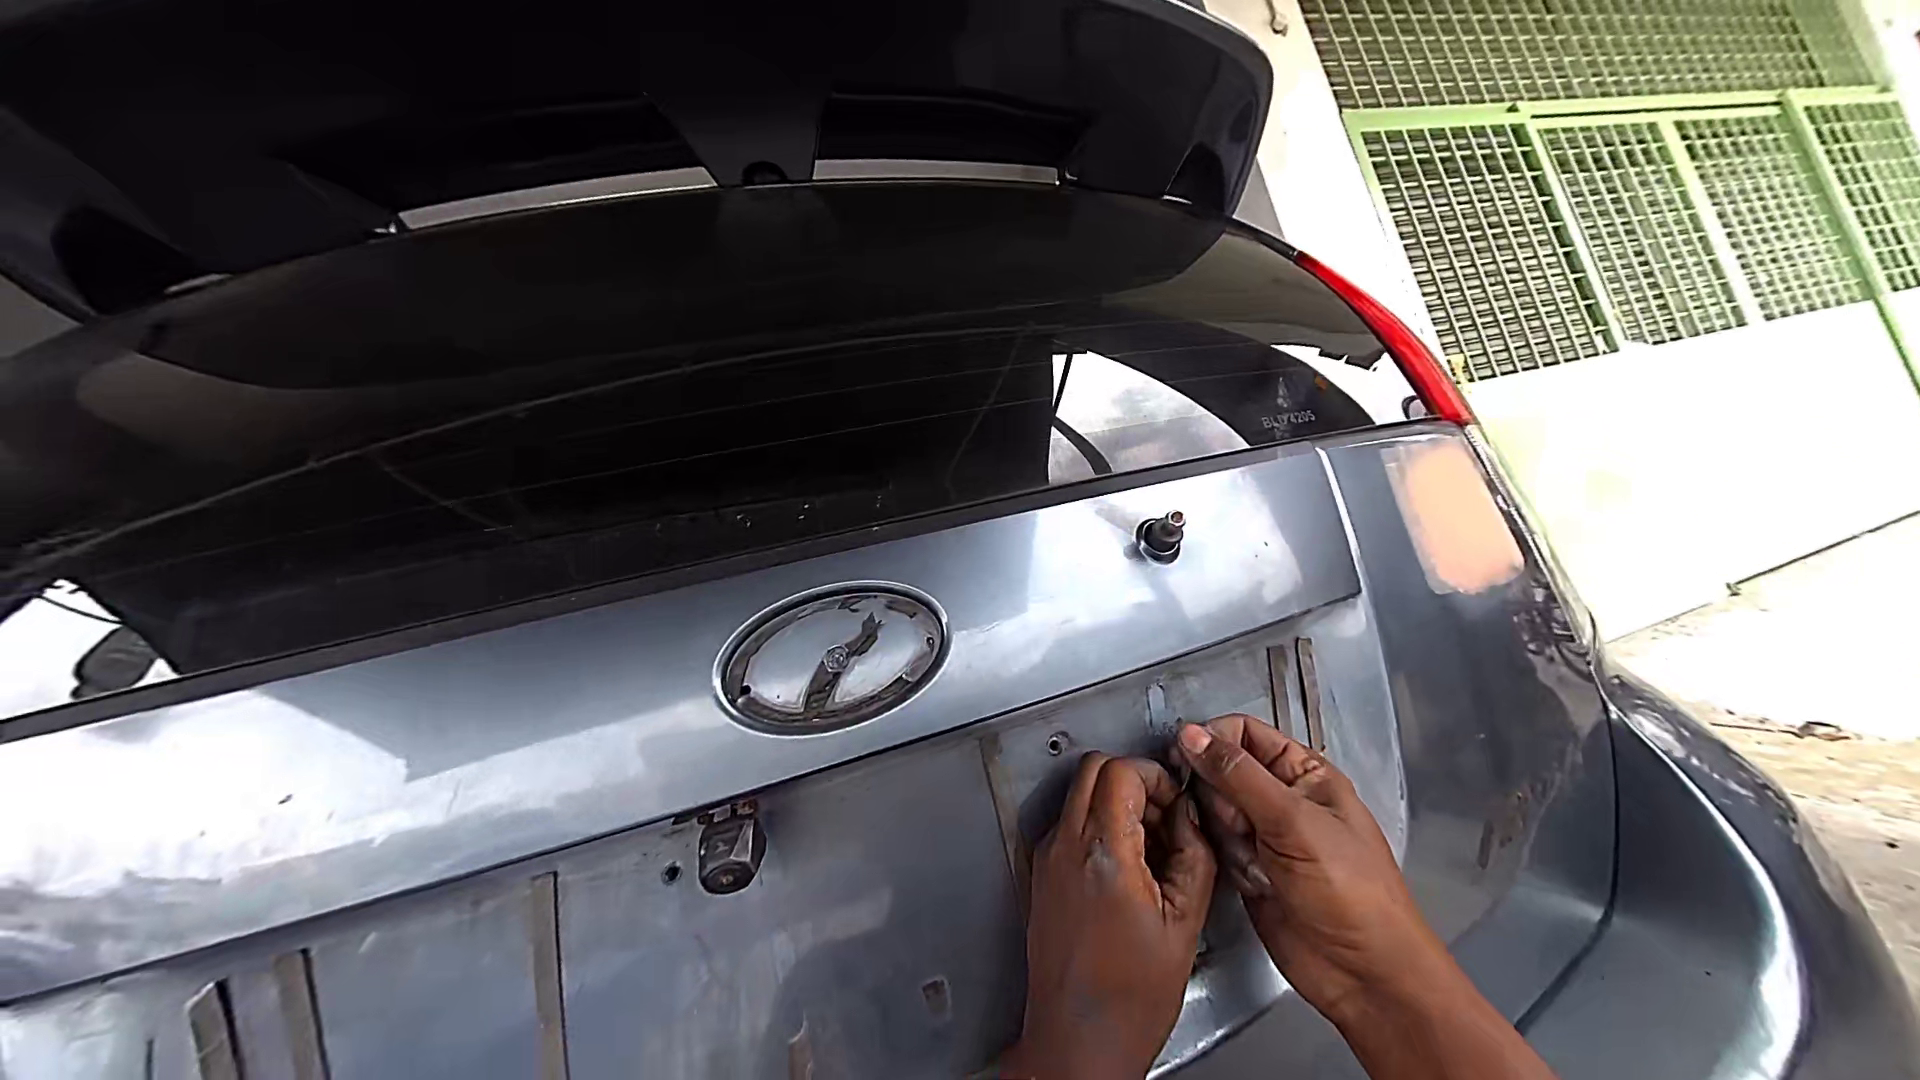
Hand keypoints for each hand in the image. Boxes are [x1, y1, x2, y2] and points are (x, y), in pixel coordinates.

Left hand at [1003, 753, 1215, 1079]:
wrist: (1077, 1038)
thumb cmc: (1129, 998)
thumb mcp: (1184, 924)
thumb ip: (1194, 856)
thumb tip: (1189, 816)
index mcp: (1103, 852)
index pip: (1121, 771)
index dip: (1154, 775)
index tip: (1173, 799)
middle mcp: (1066, 844)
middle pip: (1094, 768)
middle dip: (1133, 779)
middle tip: (1162, 813)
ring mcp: (1048, 854)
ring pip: (1079, 791)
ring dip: (1115, 799)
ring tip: (1148, 844)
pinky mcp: (1042, 869)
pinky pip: (1070, 821)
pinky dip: (1097, 822)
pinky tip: (1125, 864)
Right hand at [1175, 715, 1455, 1026]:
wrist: (1365, 978)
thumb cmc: (1351, 893)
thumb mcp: (1293, 822)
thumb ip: (1237, 775)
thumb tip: (1191, 735)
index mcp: (1304, 773)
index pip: (1244, 733)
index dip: (1213, 739)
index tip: (1187, 755)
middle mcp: (1280, 797)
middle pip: (1220, 770)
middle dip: (1218, 795)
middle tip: (1237, 823)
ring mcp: (1262, 832)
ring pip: (1212, 807)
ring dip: (1223, 831)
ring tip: (1254, 860)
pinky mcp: (1245, 864)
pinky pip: (1212, 842)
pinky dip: (1222, 856)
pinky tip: (1250, 878)